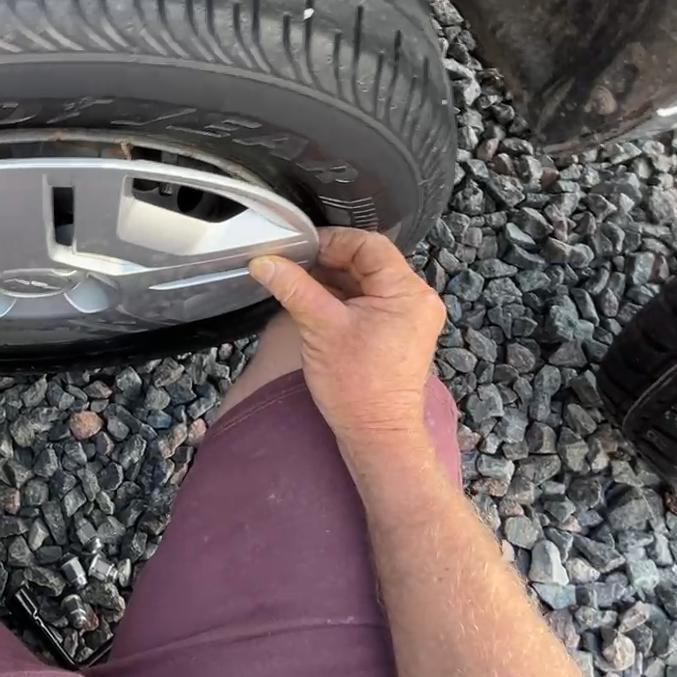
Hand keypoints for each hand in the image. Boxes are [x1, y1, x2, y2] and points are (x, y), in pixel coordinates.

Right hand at [249, 228, 446, 449]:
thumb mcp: (319, 327)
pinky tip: (310, 300)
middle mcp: (414, 299)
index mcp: (407, 292)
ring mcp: (405, 317)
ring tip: (295, 282)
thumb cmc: (356, 384)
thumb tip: (262, 260)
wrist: (375, 434)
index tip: (298, 249)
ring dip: (329, 279)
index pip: (369, 246)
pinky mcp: (392, 332)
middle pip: (366, 262)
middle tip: (290, 264)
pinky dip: (337, 297)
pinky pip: (363, 301)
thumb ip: (292, 287)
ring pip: (362, 281)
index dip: (332, 241)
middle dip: (326, 260)